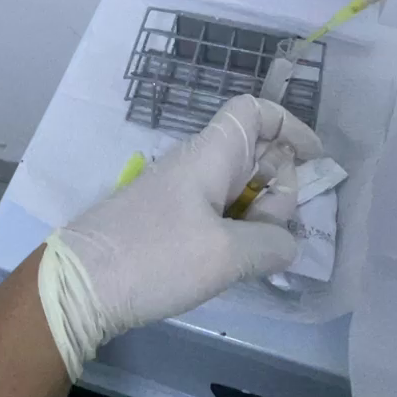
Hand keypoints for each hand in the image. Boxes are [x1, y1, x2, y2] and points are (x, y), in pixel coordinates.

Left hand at [35, 95, 319, 377]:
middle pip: (255, 154)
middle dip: (281, 186)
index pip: (255, 111)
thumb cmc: (155, 256)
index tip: (317, 160)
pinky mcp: (168, 221)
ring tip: (259, 255)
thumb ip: (271, 243)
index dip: (291, 126)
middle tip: (281, 230)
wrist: (80, 284)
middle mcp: (197, 164)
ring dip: (260, 216)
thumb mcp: (227, 254)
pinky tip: (238, 265)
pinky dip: (238, 232)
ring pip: (238, 189)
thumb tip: (288, 241)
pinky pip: (218, 213)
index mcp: (212, 153)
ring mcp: (180, 193)